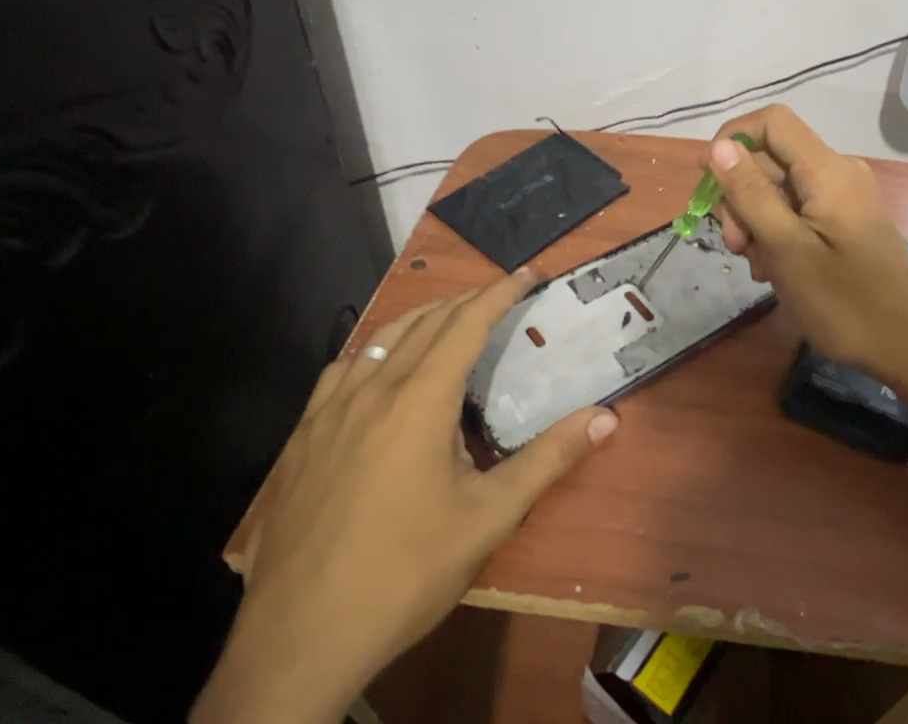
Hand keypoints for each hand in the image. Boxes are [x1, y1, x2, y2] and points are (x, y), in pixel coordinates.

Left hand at [191, 270, 618, 723]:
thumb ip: (547, 459)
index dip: (499, 294)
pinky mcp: (301, 439)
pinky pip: (341, 370)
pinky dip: (373, 350)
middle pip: (423, 325)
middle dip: (465, 301)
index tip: (529, 272)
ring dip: (419, 320)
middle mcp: (369, 392)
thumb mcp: (489, 517)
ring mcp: (326, 414)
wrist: (302, 635)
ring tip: (448, 319)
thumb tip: (606, 417)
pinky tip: (378, 371)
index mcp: (418, 402)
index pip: (465, 326)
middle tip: (501, 294)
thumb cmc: (406, 572)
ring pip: (376, 341)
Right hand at [704, 105, 907, 387]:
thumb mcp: (787, 249)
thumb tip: (718, 147)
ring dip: (756, 223)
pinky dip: (777, 235)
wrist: (906, 347)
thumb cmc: (844, 302)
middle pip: (772, 160)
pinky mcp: (846, 225)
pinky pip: (799, 214)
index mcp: (828, 171)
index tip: (706, 182)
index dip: (732, 140)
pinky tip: (774, 271)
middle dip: (741, 197)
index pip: (772, 122)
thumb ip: (751, 195)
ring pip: (780, 191)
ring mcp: (844, 200)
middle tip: (735, 247)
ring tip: (757, 268)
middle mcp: (838, 173)